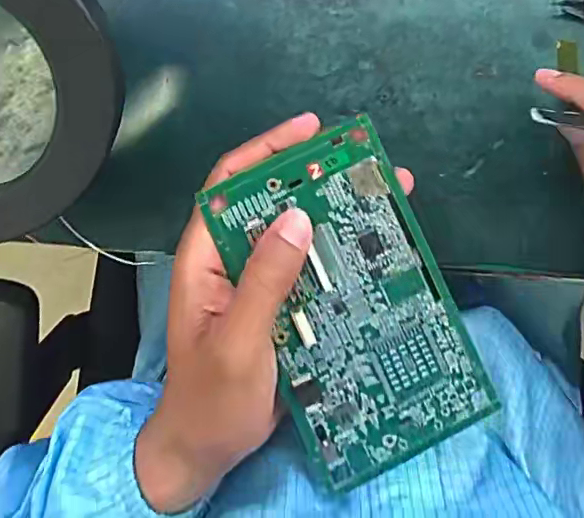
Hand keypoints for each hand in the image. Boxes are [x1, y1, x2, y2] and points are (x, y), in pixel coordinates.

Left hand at [135, 114, 413, 510]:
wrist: (205, 454)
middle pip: (269, 199)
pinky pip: (309, 266)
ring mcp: (255, 278)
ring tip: (377, 191)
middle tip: (357, 158)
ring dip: (331, 210)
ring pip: (293, 230)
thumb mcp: (237, 342)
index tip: (309, 130)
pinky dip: (337, 251)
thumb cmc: (209, 401)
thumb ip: (264, 281)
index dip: (267, 149)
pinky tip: (371, 246)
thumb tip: (296, 216)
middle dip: (311, 175)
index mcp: (205, 253)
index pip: (230, 182)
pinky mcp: (278, 301)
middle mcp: (230, 255)